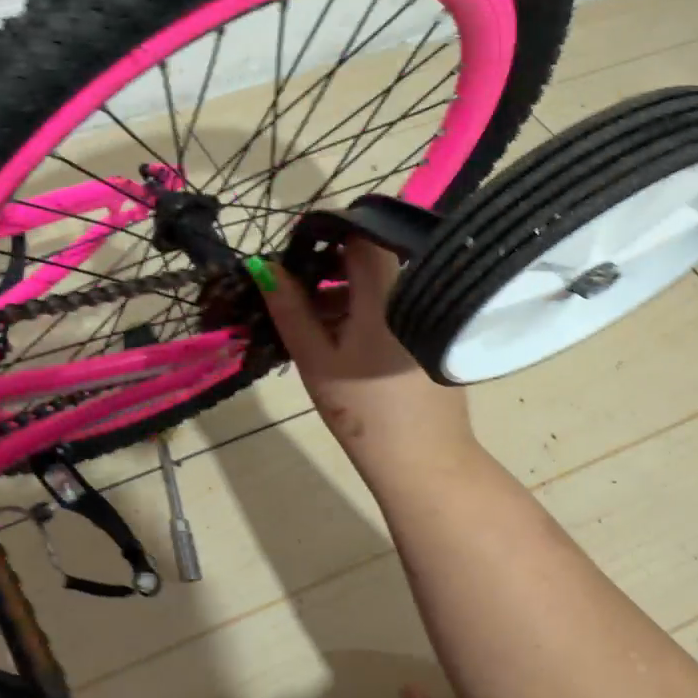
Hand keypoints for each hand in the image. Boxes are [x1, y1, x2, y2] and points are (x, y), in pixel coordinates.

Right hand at [258, 239, 473, 463]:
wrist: (422, 460)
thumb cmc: (362, 410)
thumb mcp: (315, 358)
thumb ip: (289, 308)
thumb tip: (262, 267)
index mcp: (388, 293)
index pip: (362, 237)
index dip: (327, 238)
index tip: (296, 257)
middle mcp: (416, 293)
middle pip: (372, 259)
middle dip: (331, 269)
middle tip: (296, 294)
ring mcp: (429, 313)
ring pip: (383, 284)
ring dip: (346, 293)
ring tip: (311, 323)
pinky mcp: (435, 333)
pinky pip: (397, 304)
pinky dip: (367, 311)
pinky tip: (340, 340)